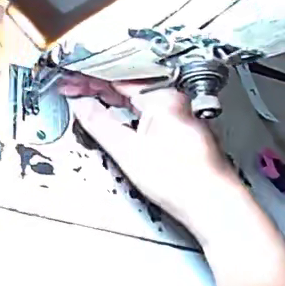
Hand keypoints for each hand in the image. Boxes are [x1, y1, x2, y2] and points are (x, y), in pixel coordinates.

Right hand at [61, 75, 239, 221]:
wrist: (214, 206)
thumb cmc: (182, 180)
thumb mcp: (126, 150)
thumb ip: (99, 122)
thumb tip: (81, 104)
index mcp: (163, 98)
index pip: (117, 78)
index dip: (88, 79)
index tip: (70, 82)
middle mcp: (177, 101)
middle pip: (129, 85)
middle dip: (98, 86)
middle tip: (74, 89)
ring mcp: (182, 115)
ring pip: (139, 98)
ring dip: (113, 98)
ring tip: (89, 98)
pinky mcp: (183, 130)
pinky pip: (149, 110)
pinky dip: (128, 110)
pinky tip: (118, 115)